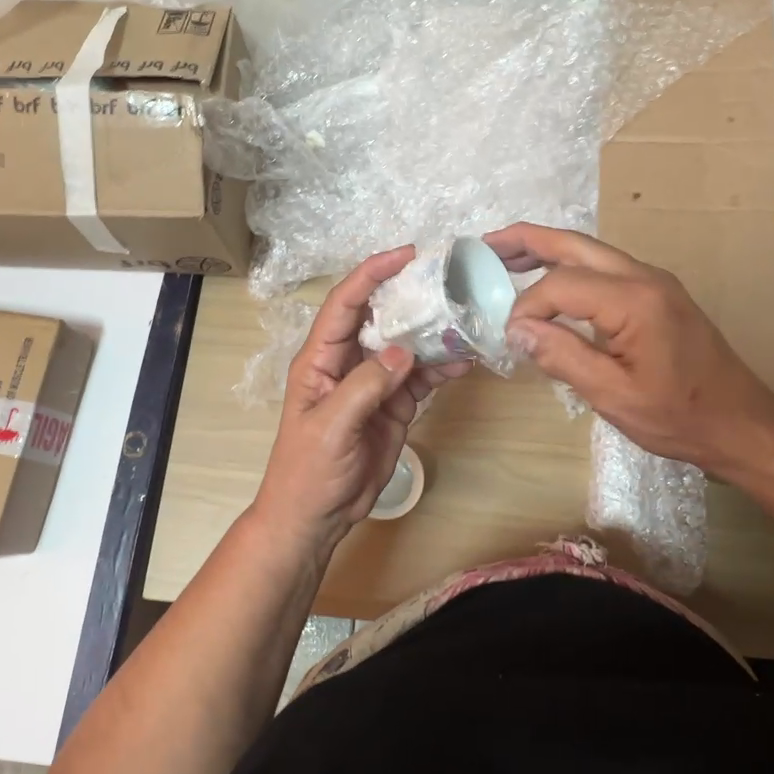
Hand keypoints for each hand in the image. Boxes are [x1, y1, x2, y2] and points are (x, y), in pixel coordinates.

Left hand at [253, 246, 471, 551]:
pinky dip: (442, 367)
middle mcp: (347, 362)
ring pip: (406, 345)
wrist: (316, 518)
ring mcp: (373, 383)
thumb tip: (403, 351)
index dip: (371, 274)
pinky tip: (465, 359)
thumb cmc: (307, 471)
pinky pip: (421, 377)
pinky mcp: (394, 405)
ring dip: (433, 333)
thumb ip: (365, 386)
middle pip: (380, 316)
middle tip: (446, 278)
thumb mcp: (331, 426)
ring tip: (466, 317)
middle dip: (409, 296)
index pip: (345, 304)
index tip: (405, 256)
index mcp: (320, 358)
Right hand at [486, 223, 773, 481]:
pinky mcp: (659, 295)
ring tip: (507, 257)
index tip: (511, 340)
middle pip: (575, 244)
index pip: (560, 285)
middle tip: (485, 245)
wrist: (743, 426)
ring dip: (548, 250)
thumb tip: (516, 329)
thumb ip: (563, 356)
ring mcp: (655, 282)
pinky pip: (605, 268)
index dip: (526, 308)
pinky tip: (551, 283)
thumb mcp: (614, 396)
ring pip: (591, 251)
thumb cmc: (681, 417)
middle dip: (527, 240)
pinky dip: (570, 267)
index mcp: (634, 299)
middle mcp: (644, 277)